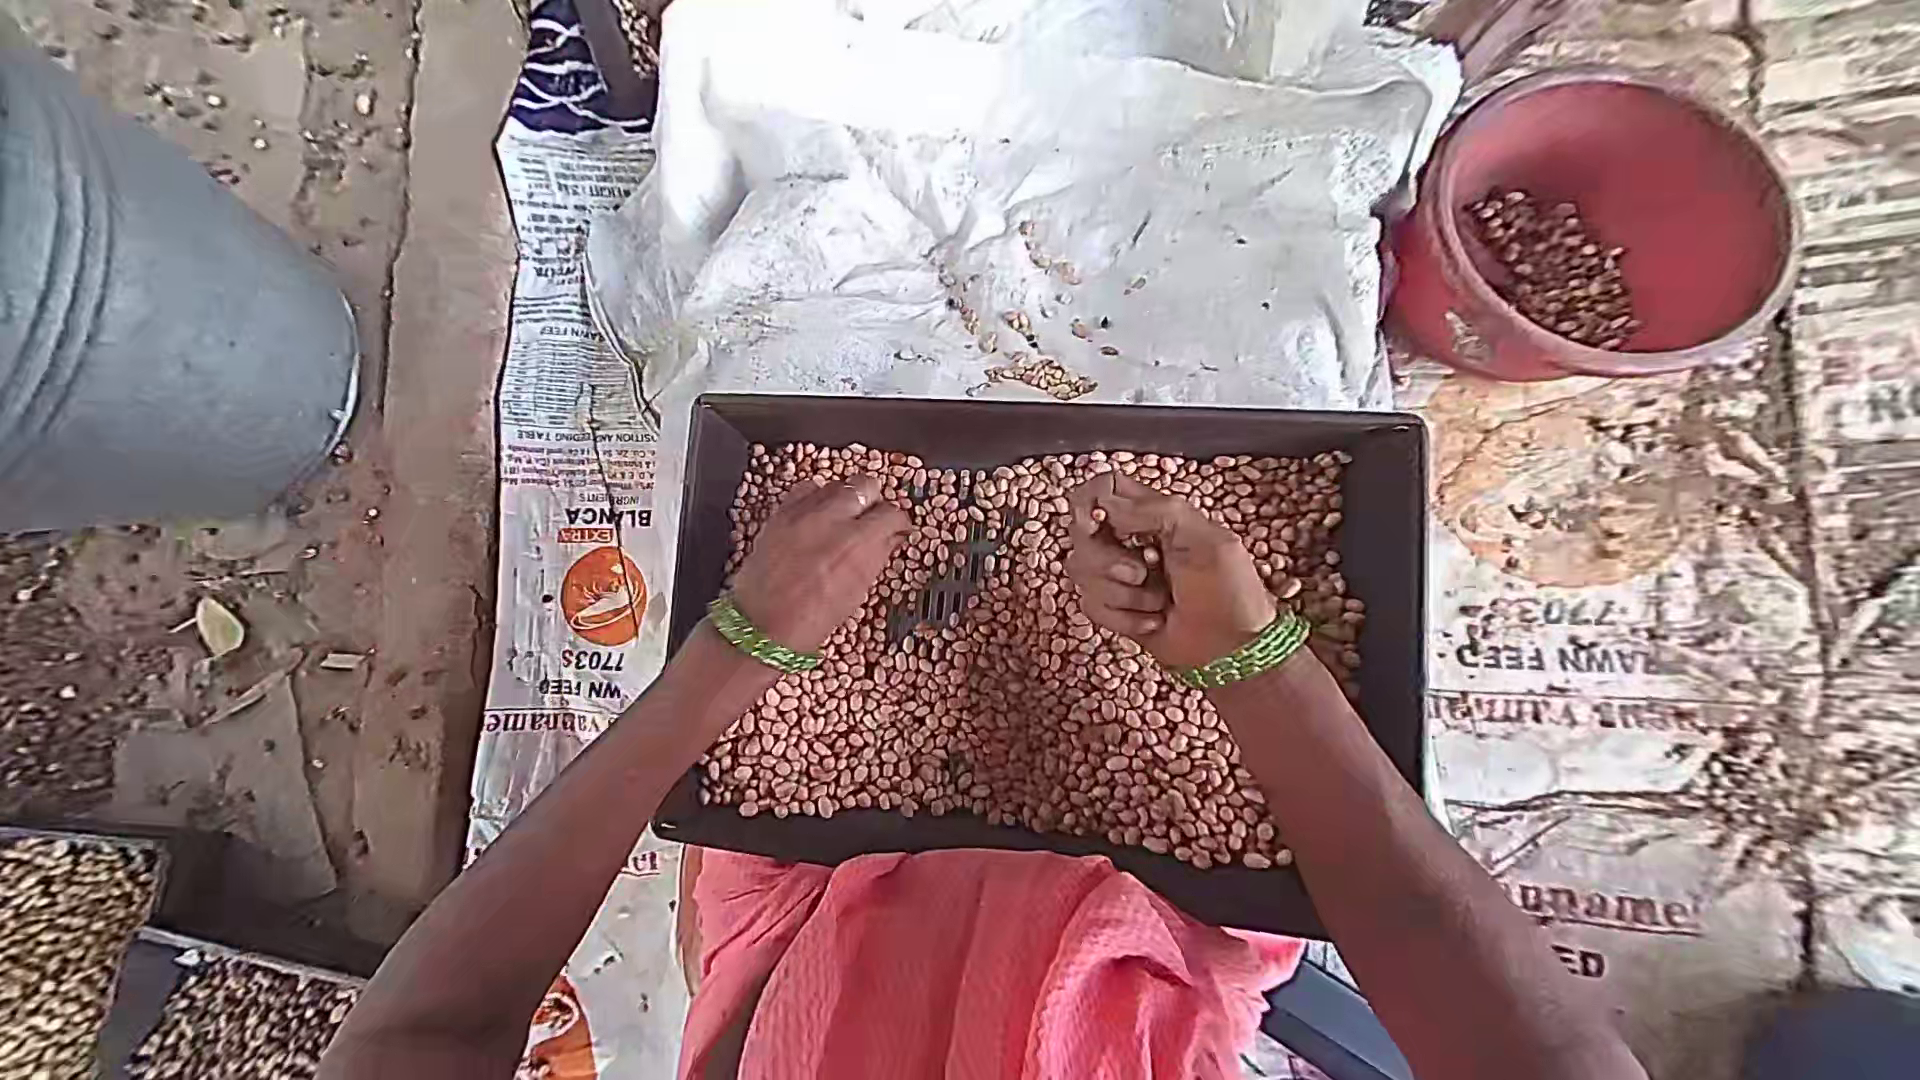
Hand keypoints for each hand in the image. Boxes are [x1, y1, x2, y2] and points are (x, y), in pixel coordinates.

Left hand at [727, 473, 908, 651]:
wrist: (765, 624)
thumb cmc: (813, 616)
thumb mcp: (858, 589)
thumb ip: (879, 555)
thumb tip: (893, 536)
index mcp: (859, 542)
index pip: (892, 513)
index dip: (898, 521)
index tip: (897, 527)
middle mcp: (833, 519)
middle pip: (866, 485)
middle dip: (874, 501)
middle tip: (872, 518)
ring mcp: (804, 512)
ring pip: (837, 483)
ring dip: (846, 498)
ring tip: (844, 518)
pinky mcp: (781, 513)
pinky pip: (807, 489)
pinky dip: (817, 497)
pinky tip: (818, 515)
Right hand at [1065, 472, 1275, 668]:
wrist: (1230, 650)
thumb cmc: (1229, 591)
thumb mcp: (1206, 539)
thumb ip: (1156, 511)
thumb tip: (1103, 505)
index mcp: (1151, 513)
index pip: (1101, 487)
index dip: (1089, 500)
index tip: (1097, 523)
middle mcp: (1126, 539)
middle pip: (1080, 532)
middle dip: (1108, 560)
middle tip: (1142, 573)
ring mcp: (1115, 575)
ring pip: (1080, 570)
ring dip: (1123, 593)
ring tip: (1158, 602)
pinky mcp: (1111, 607)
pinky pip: (1090, 604)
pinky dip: (1123, 618)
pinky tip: (1151, 621)